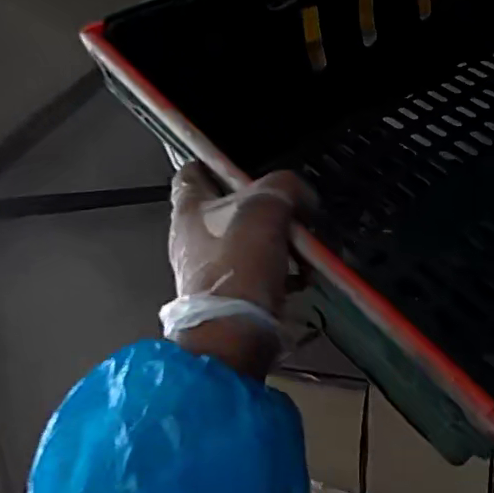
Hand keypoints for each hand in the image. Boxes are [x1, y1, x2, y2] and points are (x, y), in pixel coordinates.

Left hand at [166, 162, 314, 377]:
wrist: (236, 330)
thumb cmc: (240, 264)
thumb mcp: (265, 209)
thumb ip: (284, 187)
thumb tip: (302, 194)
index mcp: (188, 211)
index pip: (191, 172)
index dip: (216, 162)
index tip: (244, 163)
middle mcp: (191, 238)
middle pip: (228, 208)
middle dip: (262, 206)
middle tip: (291, 206)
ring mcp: (210, 268)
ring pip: (248, 240)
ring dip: (277, 239)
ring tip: (305, 243)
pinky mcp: (231, 294)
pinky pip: (260, 270)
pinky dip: (282, 269)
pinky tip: (303, 273)